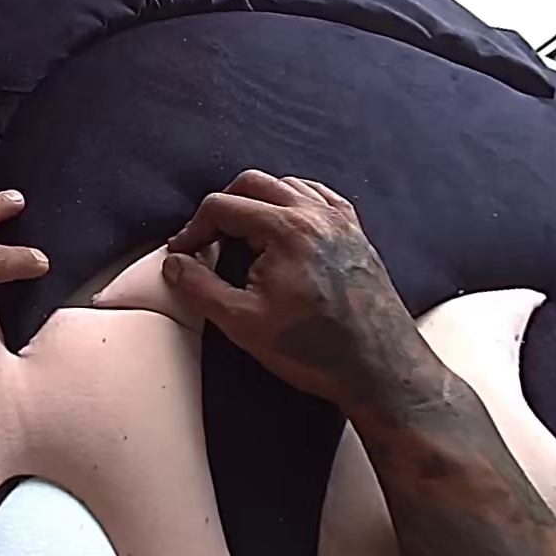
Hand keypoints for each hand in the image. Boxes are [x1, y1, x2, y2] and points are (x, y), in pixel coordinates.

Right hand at [161, 170, 445, 417]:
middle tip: (206, 240)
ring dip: (254, 201)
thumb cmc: (314, 349)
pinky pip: (316, 195)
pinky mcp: (355, 233)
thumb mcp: (240, 322)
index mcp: (286, 230)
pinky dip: (290, 200)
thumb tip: (173, 264)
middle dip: (220, 208)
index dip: (192, 230)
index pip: (221, 207)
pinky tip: (280, 226)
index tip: (182, 254)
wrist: (382, 372)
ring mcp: (340, 221)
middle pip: (251, 183)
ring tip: (239, 235)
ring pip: (284, 183)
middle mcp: (315, 214)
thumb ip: (197, 287)